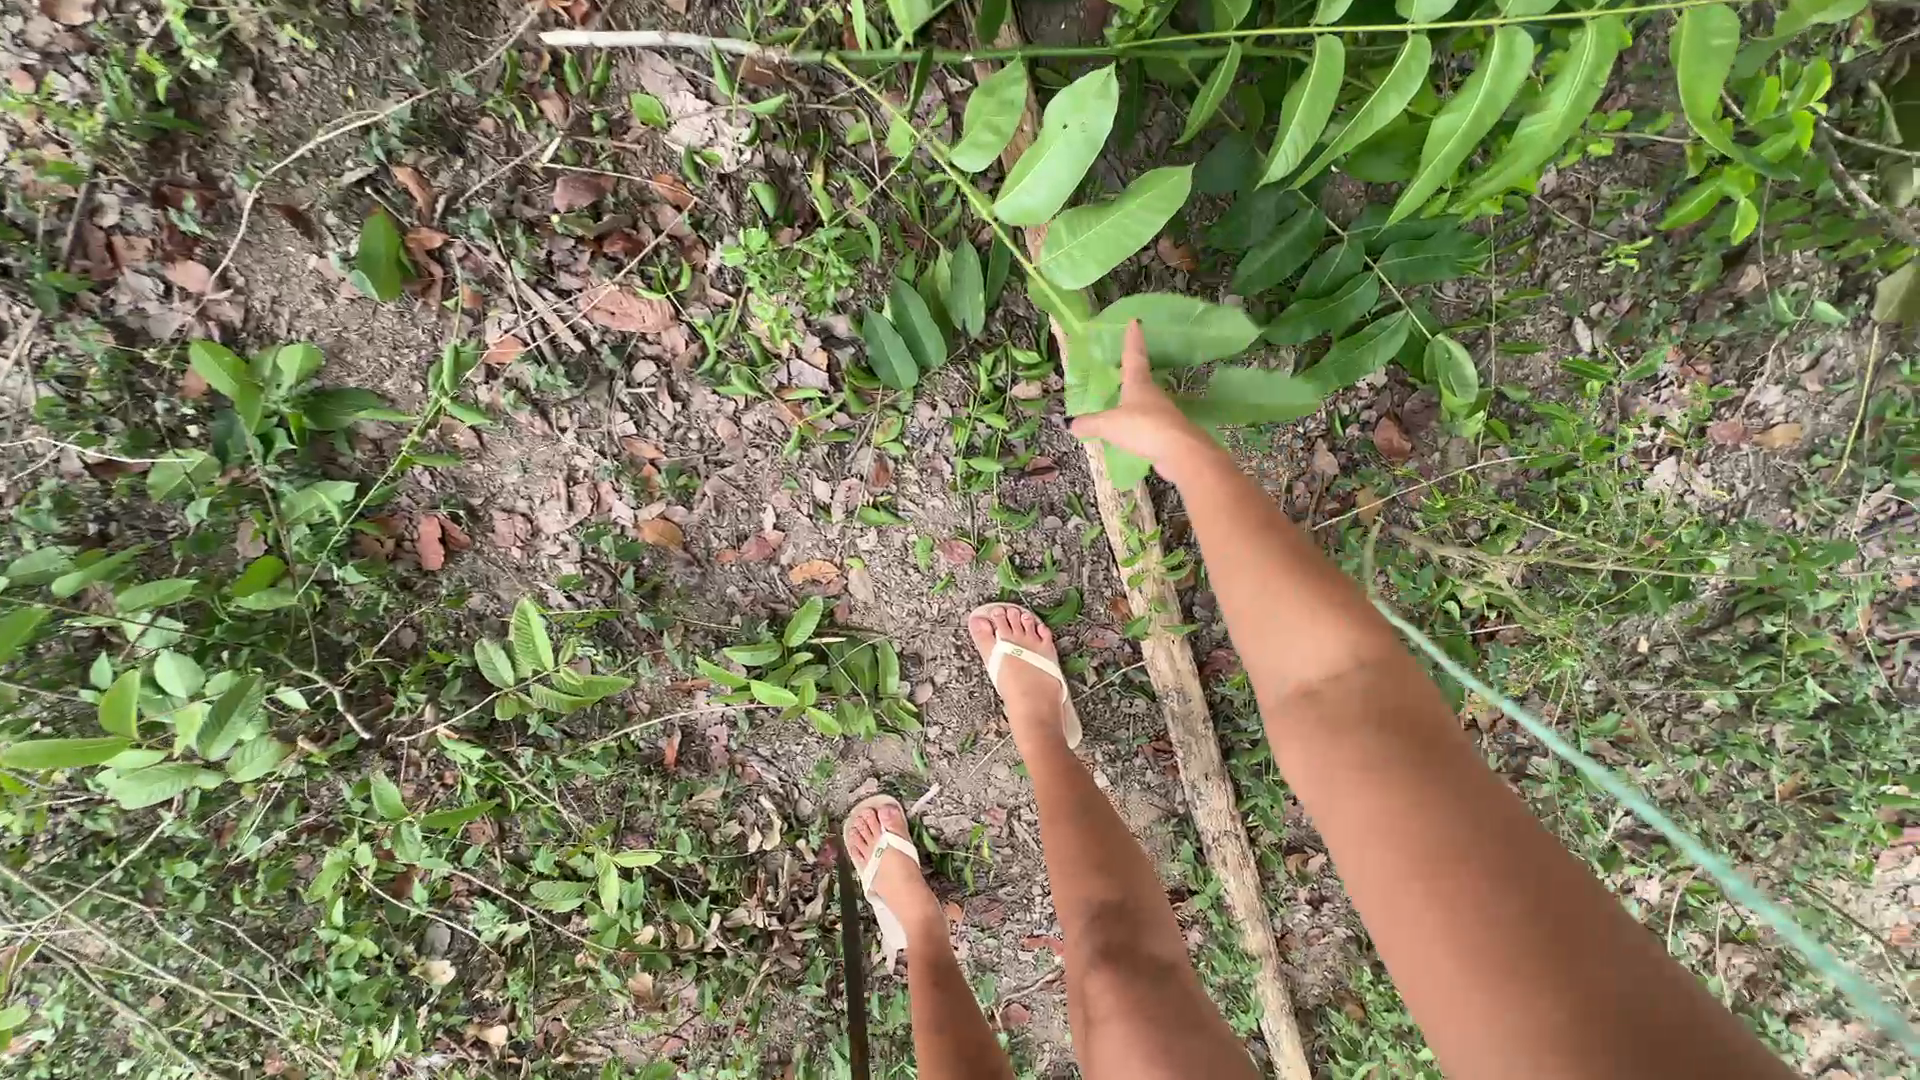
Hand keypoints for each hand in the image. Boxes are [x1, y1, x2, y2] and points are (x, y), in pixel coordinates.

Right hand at [1069, 320, 1217, 480]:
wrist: (1179, 451)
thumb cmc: (1143, 427)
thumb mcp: (1109, 424)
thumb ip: (1090, 423)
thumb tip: (1071, 424)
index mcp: (1138, 383)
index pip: (1133, 355)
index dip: (1132, 339)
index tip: (1135, 323)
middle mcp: (1152, 394)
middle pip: (1141, 378)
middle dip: (1132, 372)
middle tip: (1122, 366)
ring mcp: (1162, 413)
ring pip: (1145, 402)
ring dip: (1134, 401)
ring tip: (1121, 404)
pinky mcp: (1166, 432)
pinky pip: (1147, 424)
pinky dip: (1137, 425)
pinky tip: (1130, 433)